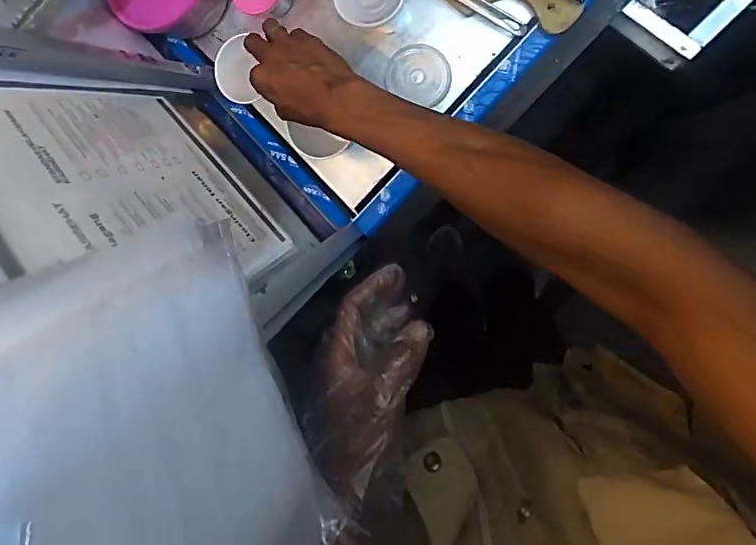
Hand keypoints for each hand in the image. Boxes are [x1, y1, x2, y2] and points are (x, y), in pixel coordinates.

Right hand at [248, 19, 370, 132]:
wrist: (337, 97)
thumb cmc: (311, 108)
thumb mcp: (284, 110)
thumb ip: (276, 95)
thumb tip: (281, 93)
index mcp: (261, 76)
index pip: (254, 72)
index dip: (262, 75)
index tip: (269, 77)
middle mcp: (270, 56)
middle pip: (253, 41)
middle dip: (256, 43)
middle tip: (262, 46)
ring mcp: (288, 44)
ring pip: (271, 27)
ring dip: (273, 32)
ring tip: (279, 37)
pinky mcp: (307, 38)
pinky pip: (296, 32)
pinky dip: (298, 38)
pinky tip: (303, 45)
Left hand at [308, 264, 432, 512]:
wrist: (346, 483)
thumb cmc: (358, 436)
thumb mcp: (383, 396)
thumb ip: (400, 360)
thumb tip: (419, 326)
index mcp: (336, 351)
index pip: (352, 307)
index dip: (373, 288)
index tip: (396, 273)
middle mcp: (339, 357)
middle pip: (359, 319)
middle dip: (383, 301)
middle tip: (409, 286)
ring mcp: (349, 375)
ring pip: (369, 338)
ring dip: (390, 323)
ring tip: (415, 310)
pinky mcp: (360, 392)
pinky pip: (376, 357)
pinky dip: (394, 346)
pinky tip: (413, 344)